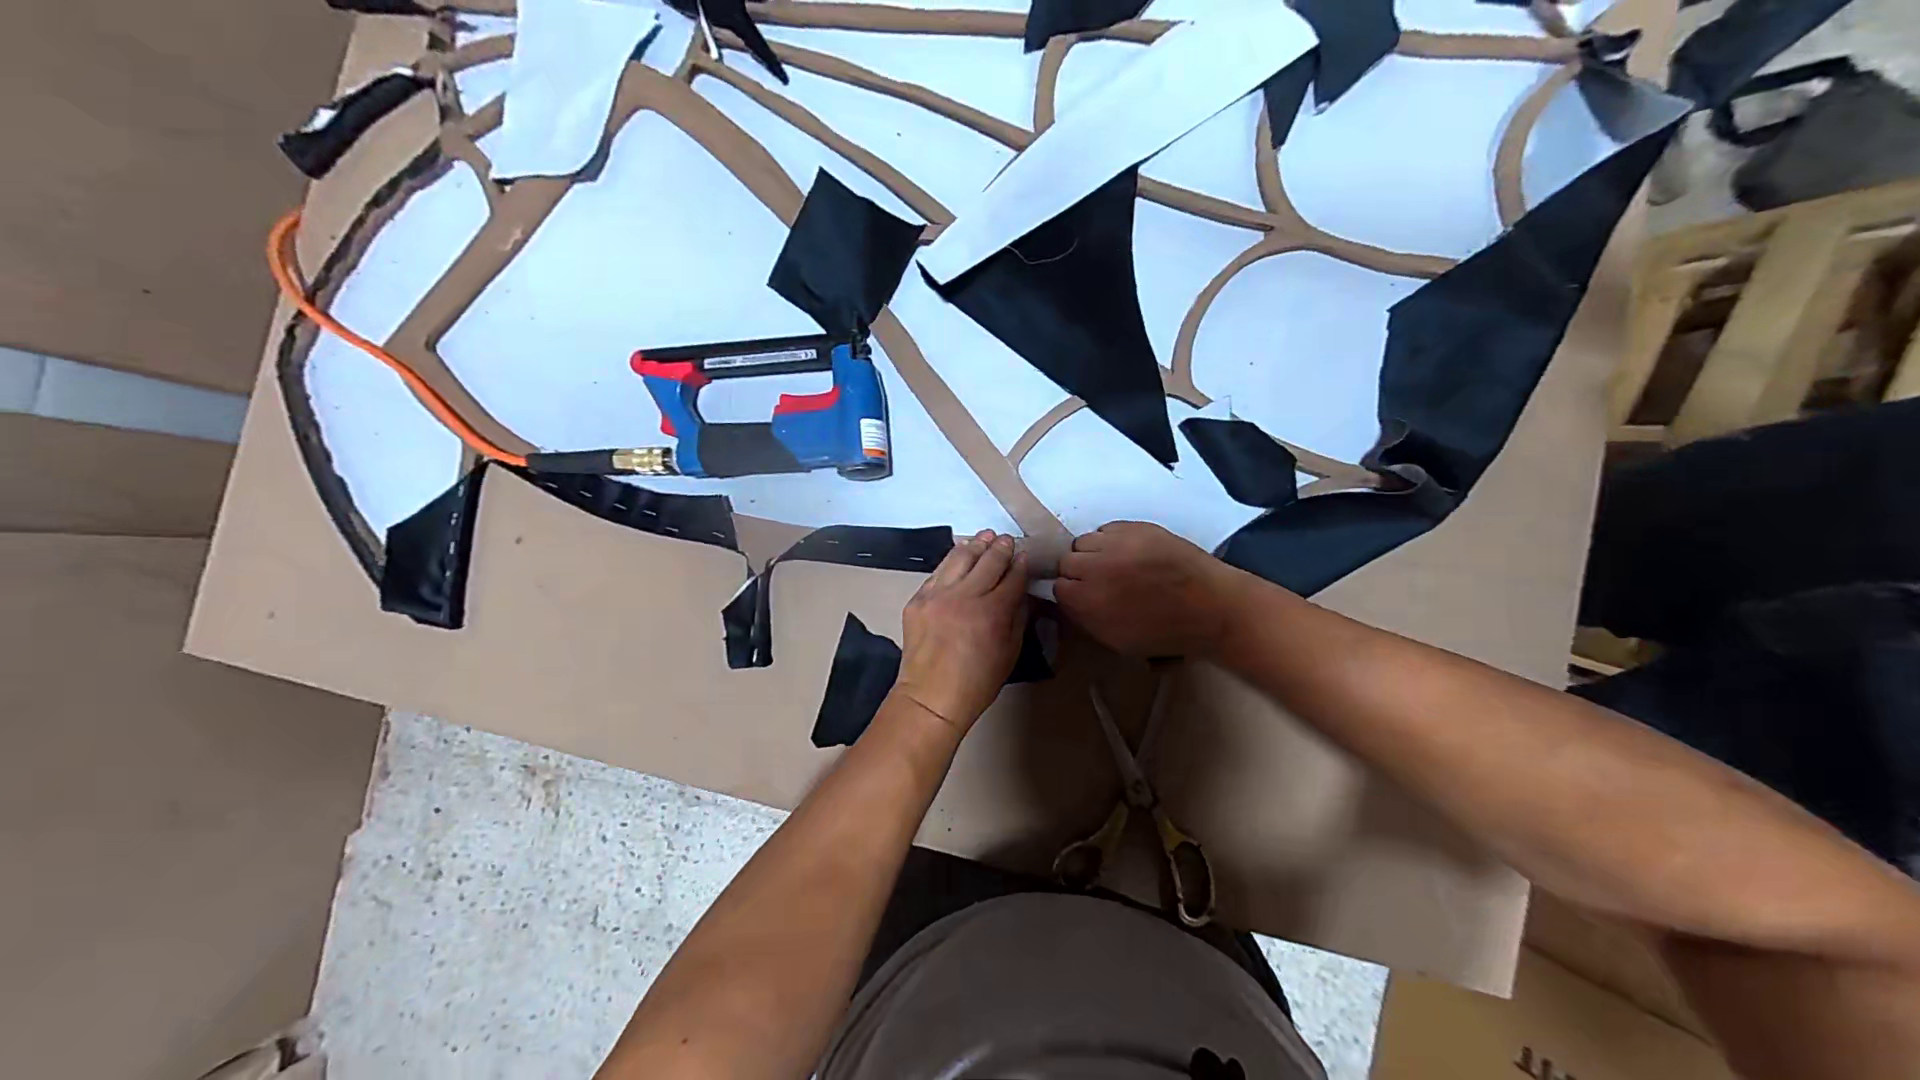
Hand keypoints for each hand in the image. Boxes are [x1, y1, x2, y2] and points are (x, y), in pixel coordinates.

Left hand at [894, 530, 1029, 735]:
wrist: (930, 697)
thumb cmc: (976, 683)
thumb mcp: (1010, 652)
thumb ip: (1017, 617)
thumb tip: (1020, 593)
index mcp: (992, 612)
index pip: (1012, 577)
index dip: (1020, 565)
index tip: (1024, 556)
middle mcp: (964, 597)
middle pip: (987, 561)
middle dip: (1001, 548)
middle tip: (1007, 540)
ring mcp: (937, 596)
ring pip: (959, 558)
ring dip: (975, 545)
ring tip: (985, 538)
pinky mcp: (917, 600)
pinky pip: (937, 572)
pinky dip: (951, 562)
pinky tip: (959, 556)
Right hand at [1053, 522, 1244, 657]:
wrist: (1212, 607)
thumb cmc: (1167, 633)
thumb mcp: (1117, 641)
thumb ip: (1087, 619)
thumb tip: (1072, 602)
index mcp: (1087, 603)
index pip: (1058, 588)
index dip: (1073, 593)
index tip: (1087, 597)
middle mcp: (1094, 569)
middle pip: (1066, 561)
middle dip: (1080, 571)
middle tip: (1102, 580)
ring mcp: (1114, 545)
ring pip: (1084, 542)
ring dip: (1094, 553)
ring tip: (1117, 564)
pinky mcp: (1134, 527)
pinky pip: (1107, 529)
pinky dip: (1113, 540)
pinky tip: (1131, 552)